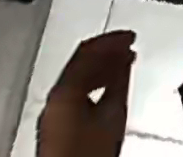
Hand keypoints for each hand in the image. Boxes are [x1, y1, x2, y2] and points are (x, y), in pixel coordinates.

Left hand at [38, 30, 135, 156]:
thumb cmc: (88, 154)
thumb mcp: (113, 113)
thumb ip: (119, 80)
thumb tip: (124, 61)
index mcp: (64, 89)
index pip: (89, 50)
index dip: (113, 40)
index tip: (130, 36)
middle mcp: (54, 98)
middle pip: (82, 62)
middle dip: (107, 52)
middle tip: (127, 46)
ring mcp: (53, 113)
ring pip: (79, 78)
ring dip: (102, 67)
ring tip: (123, 64)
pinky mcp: (56, 127)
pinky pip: (75, 94)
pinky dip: (94, 84)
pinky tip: (108, 88)